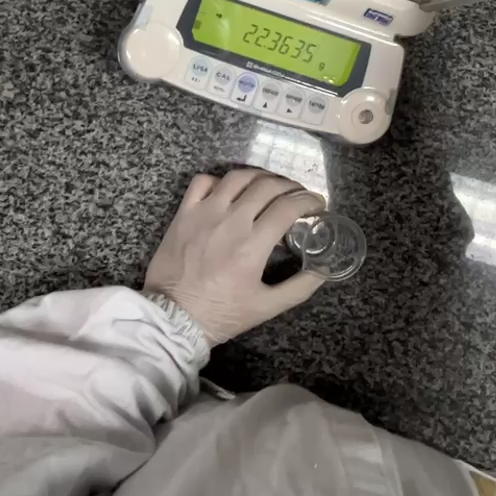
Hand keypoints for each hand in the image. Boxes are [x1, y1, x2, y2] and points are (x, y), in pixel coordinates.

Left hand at [145, 168, 326, 345]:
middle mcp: (230, 221)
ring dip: (259, 177)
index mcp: (253, 244)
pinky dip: (220, 180)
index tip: (317, 204)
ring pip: (237, 178)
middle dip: (290, 186)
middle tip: (297, 195)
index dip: (308, 200)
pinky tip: (230, 190)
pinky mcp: (183, 213)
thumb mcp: (266, 307)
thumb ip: (298, 288)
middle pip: (267, 187)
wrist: (172, 318)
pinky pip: (203, 182)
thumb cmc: (220, 313)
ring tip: (269, 185)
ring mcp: (204, 212)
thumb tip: (323, 270)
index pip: (288, 207)